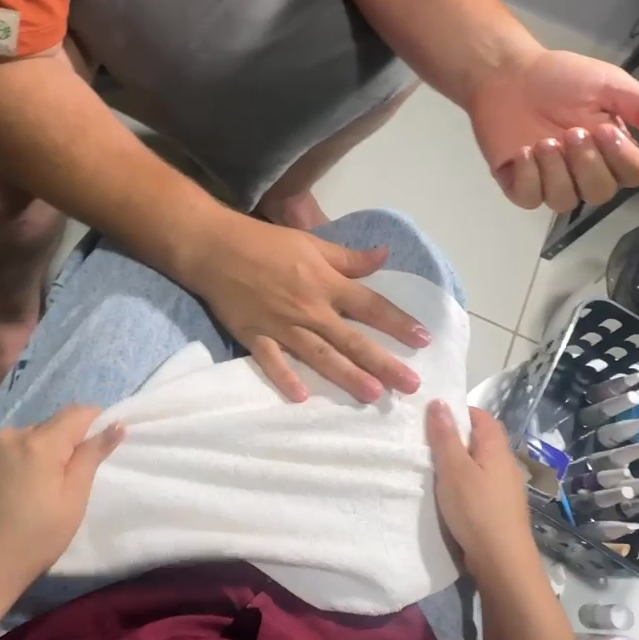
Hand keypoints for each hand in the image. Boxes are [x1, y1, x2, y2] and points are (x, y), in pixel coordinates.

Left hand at [0, 405, 123, 604]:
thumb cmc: (32, 541)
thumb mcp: (72, 502)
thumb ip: (91, 458)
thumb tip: (115, 426)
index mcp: (38, 443)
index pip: (77, 413)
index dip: (96, 424)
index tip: (99, 450)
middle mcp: (9, 435)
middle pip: (50, 427)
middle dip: (64, 446)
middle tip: (67, 485)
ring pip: (26, 440)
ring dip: (38, 456)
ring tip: (36, 494)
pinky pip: (4, 453)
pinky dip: (16, 465)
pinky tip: (11, 497)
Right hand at [187, 218, 428, 403]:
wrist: (215, 247)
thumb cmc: (265, 242)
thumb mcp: (312, 243)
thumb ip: (348, 257)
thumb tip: (384, 256)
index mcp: (325, 283)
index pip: (370, 306)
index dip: (398, 323)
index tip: (423, 340)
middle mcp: (309, 309)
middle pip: (352, 339)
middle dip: (384, 363)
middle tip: (410, 385)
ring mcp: (281, 326)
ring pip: (320, 355)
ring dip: (347, 376)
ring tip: (373, 394)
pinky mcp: (255, 337)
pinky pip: (272, 361)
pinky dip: (285, 378)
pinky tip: (302, 397)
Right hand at [425, 401, 535, 581]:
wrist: (501, 561)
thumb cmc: (476, 509)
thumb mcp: (453, 469)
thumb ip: (445, 436)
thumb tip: (439, 402)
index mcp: (496, 448)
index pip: (480, 416)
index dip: (457, 412)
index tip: (430, 418)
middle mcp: (505, 463)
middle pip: (479, 440)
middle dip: (453, 437)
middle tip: (423, 442)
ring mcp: (505, 488)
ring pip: (477, 464)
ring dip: (456, 462)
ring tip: (429, 467)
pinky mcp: (499, 508)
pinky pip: (478, 484)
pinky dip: (462, 482)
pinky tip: (446, 494)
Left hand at [467, 49, 638, 212]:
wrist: (507, 75)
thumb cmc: (559, 78)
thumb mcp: (610, 85)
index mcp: (612, 148)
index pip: (635, 175)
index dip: (622, 159)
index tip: (605, 129)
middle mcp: (583, 170)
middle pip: (600, 193)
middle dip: (586, 163)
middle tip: (571, 132)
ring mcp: (549, 180)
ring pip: (565, 202)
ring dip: (555, 170)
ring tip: (542, 142)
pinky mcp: (518, 183)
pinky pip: (530, 200)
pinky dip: (528, 177)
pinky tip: (522, 152)